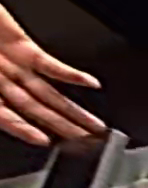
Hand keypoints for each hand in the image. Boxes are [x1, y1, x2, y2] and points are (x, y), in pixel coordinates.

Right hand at [0, 3, 103, 146]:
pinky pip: (48, 62)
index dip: (17, 125)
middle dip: (59, 124)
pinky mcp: (20, 45)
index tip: (44, 141)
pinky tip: (91, 84)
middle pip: (30, 104)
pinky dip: (69, 74)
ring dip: (72, 109)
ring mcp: (5, 60)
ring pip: (45, 91)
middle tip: (87, 141)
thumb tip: (0, 106)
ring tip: (97, 126)